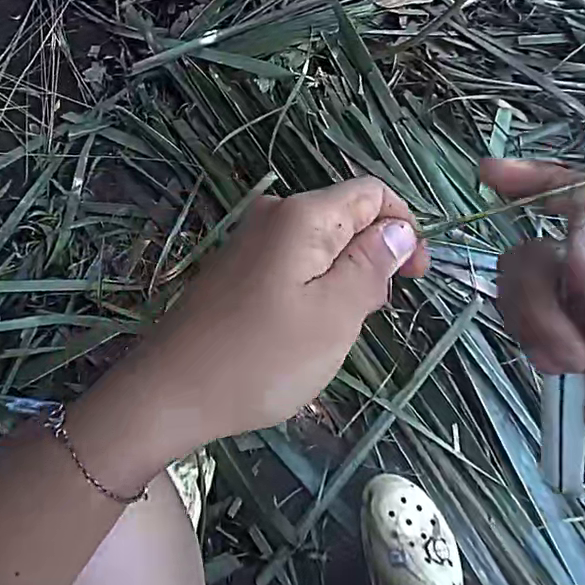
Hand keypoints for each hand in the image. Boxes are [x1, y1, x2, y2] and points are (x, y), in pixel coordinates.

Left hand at [117, 177, 429, 457]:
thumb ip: (372, 265)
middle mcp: (275, 214)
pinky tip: (305, 328)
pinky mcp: (238, 267)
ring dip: (345, 277)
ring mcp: (251, 240)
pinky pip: (293, 262)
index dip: (404, 226)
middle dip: (373, 257)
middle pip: (347, 216)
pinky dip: (315, 287)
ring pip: (321, 244)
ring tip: (337, 330)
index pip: (372, 192)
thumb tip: (399, 229)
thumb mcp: (335, 315)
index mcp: (302, 215)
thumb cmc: (262, 357)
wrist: (170, 392)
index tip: (414, 277)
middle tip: (371, 315)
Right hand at [480, 160, 584, 520]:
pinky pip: (526, 319)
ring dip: (533, 324)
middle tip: (568, 352)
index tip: (488, 175)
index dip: (539, 182)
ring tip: (570, 368)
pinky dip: (531, 342)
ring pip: (527, 284)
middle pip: (541, 249)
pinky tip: (562, 374)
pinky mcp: (571, 340)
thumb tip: (579, 226)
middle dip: (537, 296)